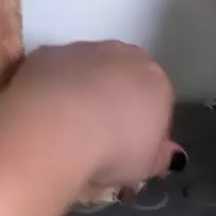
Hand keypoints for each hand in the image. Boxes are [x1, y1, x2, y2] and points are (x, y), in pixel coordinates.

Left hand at [0, 41, 179, 188]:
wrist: (54, 127)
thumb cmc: (111, 149)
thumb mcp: (144, 166)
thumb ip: (160, 157)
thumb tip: (171, 154)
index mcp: (155, 80)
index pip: (158, 100)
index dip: (145, 126)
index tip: (130, 148)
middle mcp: (122, 55)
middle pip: (124, 76)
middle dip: (116, 99)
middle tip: (100, 134)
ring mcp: (82, 49)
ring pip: (88, 68)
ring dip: (83, 89)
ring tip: (68, 124)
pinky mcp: (48, 52)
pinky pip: (56, 70)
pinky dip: (52, 86)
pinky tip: (44, 111)